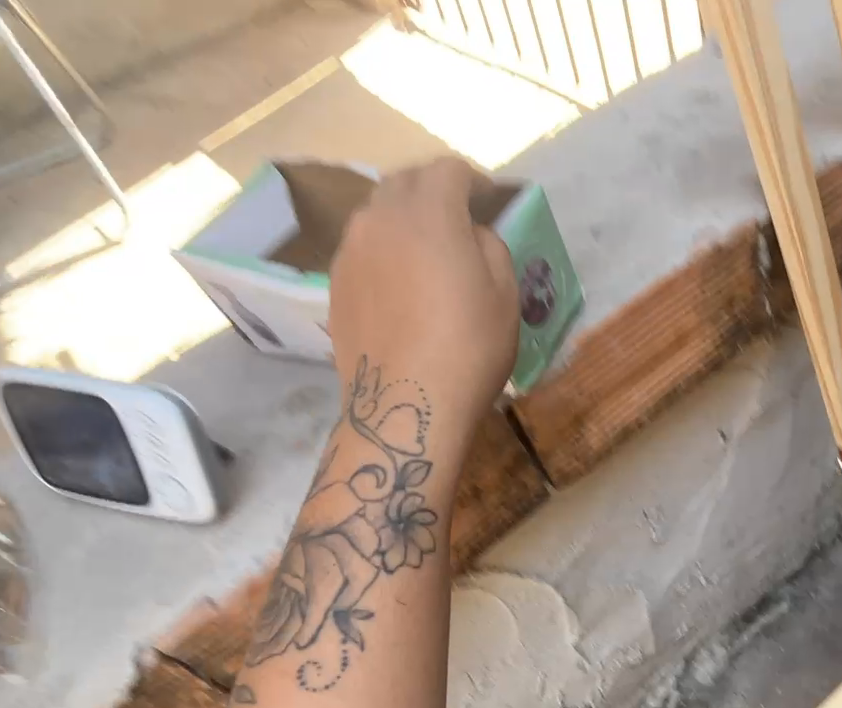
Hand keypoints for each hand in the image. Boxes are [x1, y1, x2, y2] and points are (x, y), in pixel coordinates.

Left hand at [330, 157, 518, 427]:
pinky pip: (363, 249)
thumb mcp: (506, 295)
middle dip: (433, 189)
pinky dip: (385, 252)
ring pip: (378, 214)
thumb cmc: (469, 348)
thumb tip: (470, 234)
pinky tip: (402, 286)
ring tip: (426, 251)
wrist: (406, 403)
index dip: (473, 179)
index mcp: (429, 212)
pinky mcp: (335, 283)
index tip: (488, 198)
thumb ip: (490, 246)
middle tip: (457, 217)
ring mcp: (350, 250)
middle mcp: (380, 217)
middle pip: (405, 182)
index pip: (448, 170)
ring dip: (404, 219)